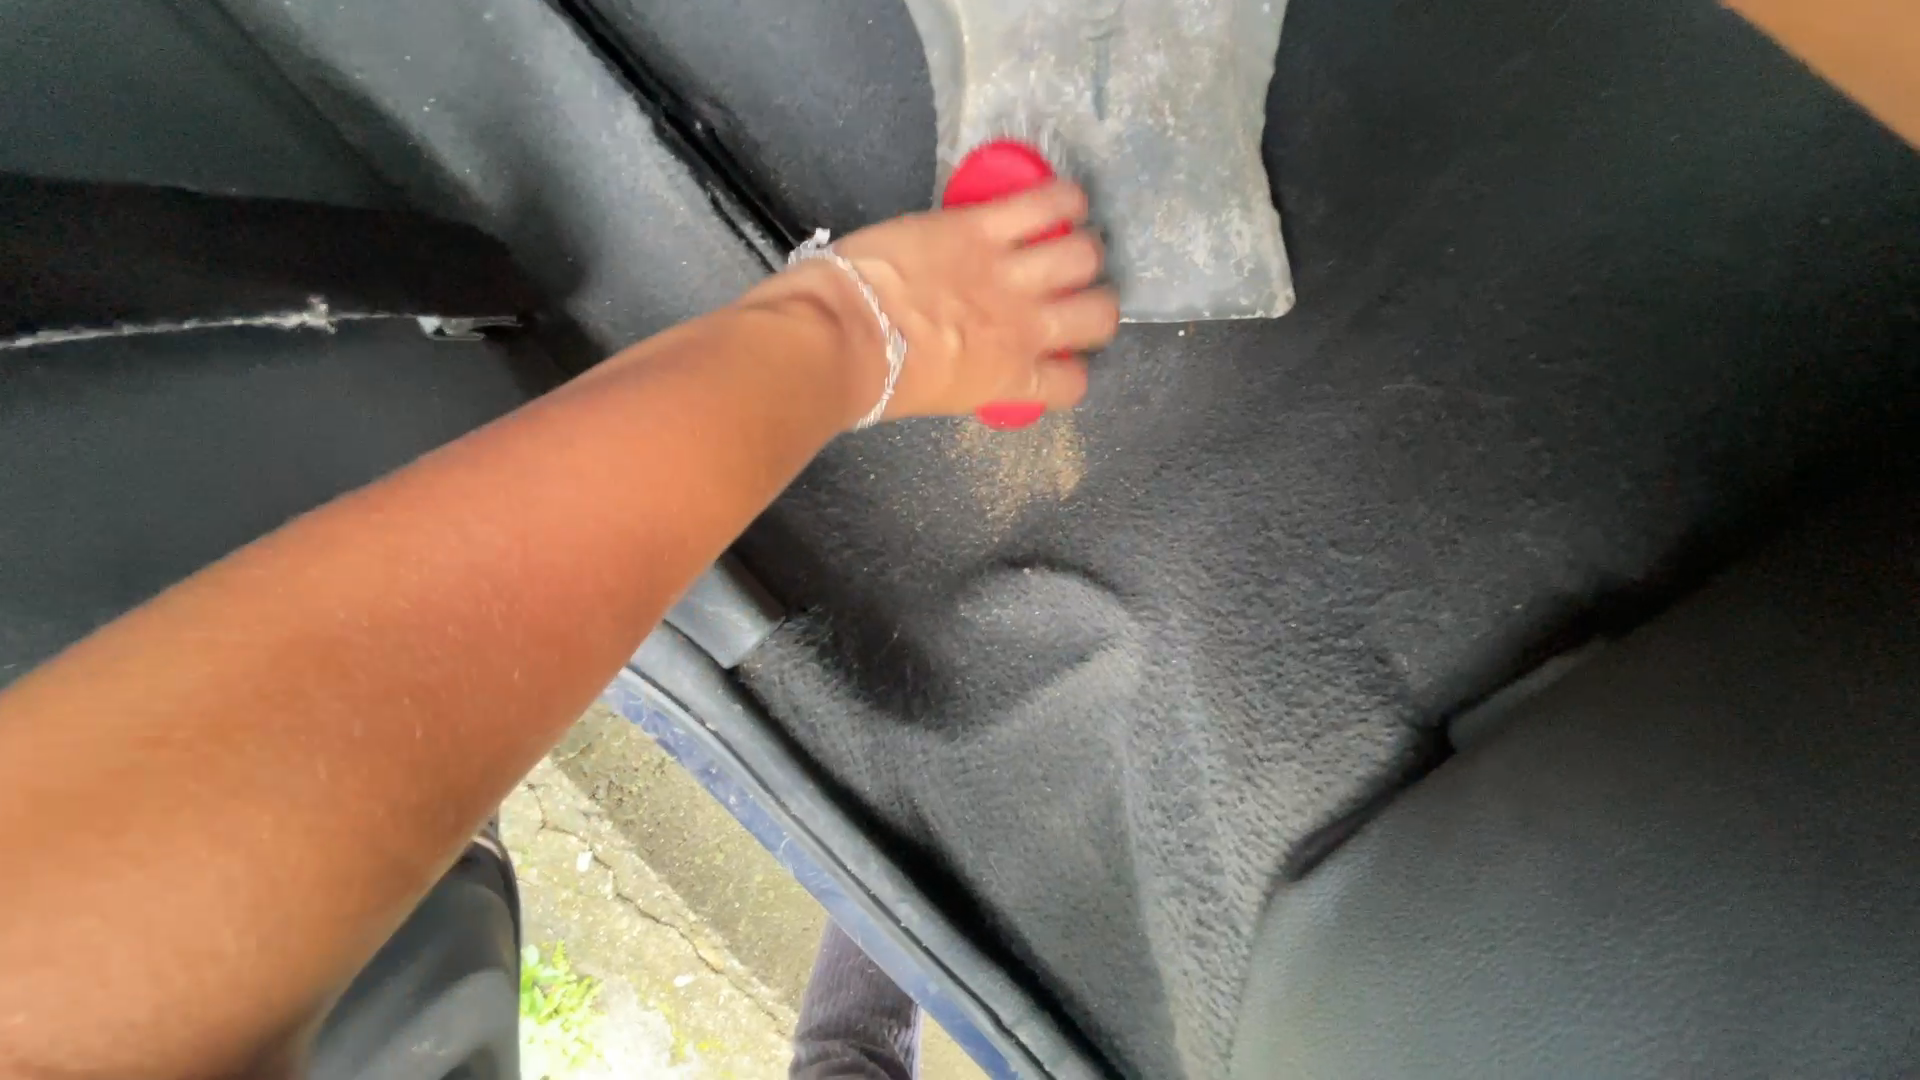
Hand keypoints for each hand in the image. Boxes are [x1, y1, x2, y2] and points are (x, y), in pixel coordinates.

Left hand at [750, 182, 1119, 425]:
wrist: (844, 337)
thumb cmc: (880, 379)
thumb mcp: (943, 396)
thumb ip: (979, 379)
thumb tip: (982, 361)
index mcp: (1012, 378)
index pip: (1073, 381)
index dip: (1072, 367)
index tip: (1057, 356)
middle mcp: (1024, 327)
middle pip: (1099, 313)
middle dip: (1097, 306)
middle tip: (1073, 296)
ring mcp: (1008, 274)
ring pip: (1084, 254)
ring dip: (1083, 250)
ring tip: (1069, 242)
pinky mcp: (982, 227)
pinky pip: (1046, 202)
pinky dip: (1065, 198)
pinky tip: (1065, 200)